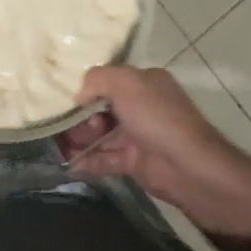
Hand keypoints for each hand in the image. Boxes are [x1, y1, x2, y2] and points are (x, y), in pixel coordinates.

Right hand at [61, 65, 250, 238]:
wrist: (192, 170)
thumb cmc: (159, 119)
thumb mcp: (126, 84)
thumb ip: (97, 80)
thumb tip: (79, 96)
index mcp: (144, 82)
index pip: (107, 80)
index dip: (86, 89)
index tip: (66, 101)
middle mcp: (141, 106)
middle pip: (100, 107)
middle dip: (80, 117)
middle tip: (66, 128)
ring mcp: (138, 135)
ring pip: (100, 134)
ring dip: (79, 140)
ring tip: (58, 148)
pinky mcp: (135, 163)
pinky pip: (105, 159)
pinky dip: (87, 161)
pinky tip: (67, 166)